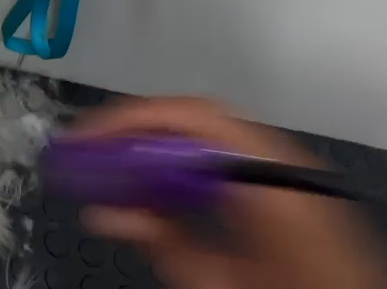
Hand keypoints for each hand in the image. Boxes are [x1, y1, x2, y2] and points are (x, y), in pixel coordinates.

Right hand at [71, 98, 386, 288]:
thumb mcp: (222, 284)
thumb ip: (164, 243)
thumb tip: (103, 212)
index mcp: (269, 176)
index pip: (188, 117)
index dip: (130, 119)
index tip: (86, 139)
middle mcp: (286, 161)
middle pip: (198, 115)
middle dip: (140, 127)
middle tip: (96, 148)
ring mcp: (297, 172)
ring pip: (214, 129)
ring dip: (162, 140)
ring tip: (121, 161)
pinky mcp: (299, 189)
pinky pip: (233, 151)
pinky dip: (190, 156)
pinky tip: (167, 183)